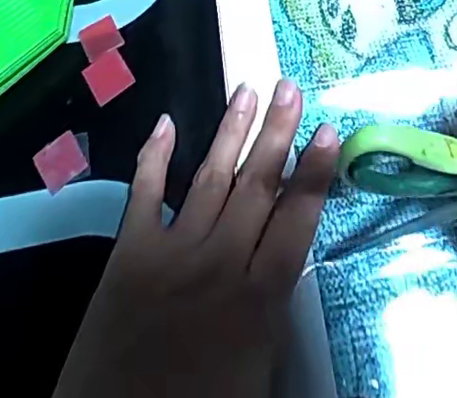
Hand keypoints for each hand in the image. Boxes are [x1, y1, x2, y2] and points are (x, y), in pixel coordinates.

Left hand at [52, 80, 338, 397]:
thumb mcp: (257, 368)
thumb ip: (274, 309)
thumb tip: (289, 257)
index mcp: (258, 297)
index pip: (296, 219)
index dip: (315, 172)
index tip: (328, 131)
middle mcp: (220, 262)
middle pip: (258, 184)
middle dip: (277, 132)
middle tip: (290, 88)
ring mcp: (172, 253)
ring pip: (211, 177)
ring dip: (231, 131)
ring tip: (248, 90)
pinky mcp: (128, 256)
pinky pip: (144, 194)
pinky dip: (153, 157)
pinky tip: (165, 123)